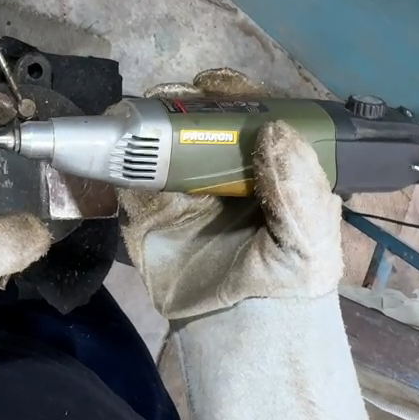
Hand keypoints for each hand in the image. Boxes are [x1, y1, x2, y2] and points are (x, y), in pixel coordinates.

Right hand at [119, 70, 368, 419]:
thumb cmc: (284, 282)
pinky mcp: (145, 203)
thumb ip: (298, 188)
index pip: (251, 112)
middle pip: (198, 115)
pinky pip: (124, 169)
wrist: (235, 333)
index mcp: (268, 164)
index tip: (215, 86)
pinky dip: (112, 149)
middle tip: (170, 100)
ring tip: (137, 115)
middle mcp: (223, 165)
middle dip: (181, 99)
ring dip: (144, 117)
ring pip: (159, 134)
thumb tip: (274, 130)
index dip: (234, 92)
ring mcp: (181, 182)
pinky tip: (109, 138)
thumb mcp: (309, 241)